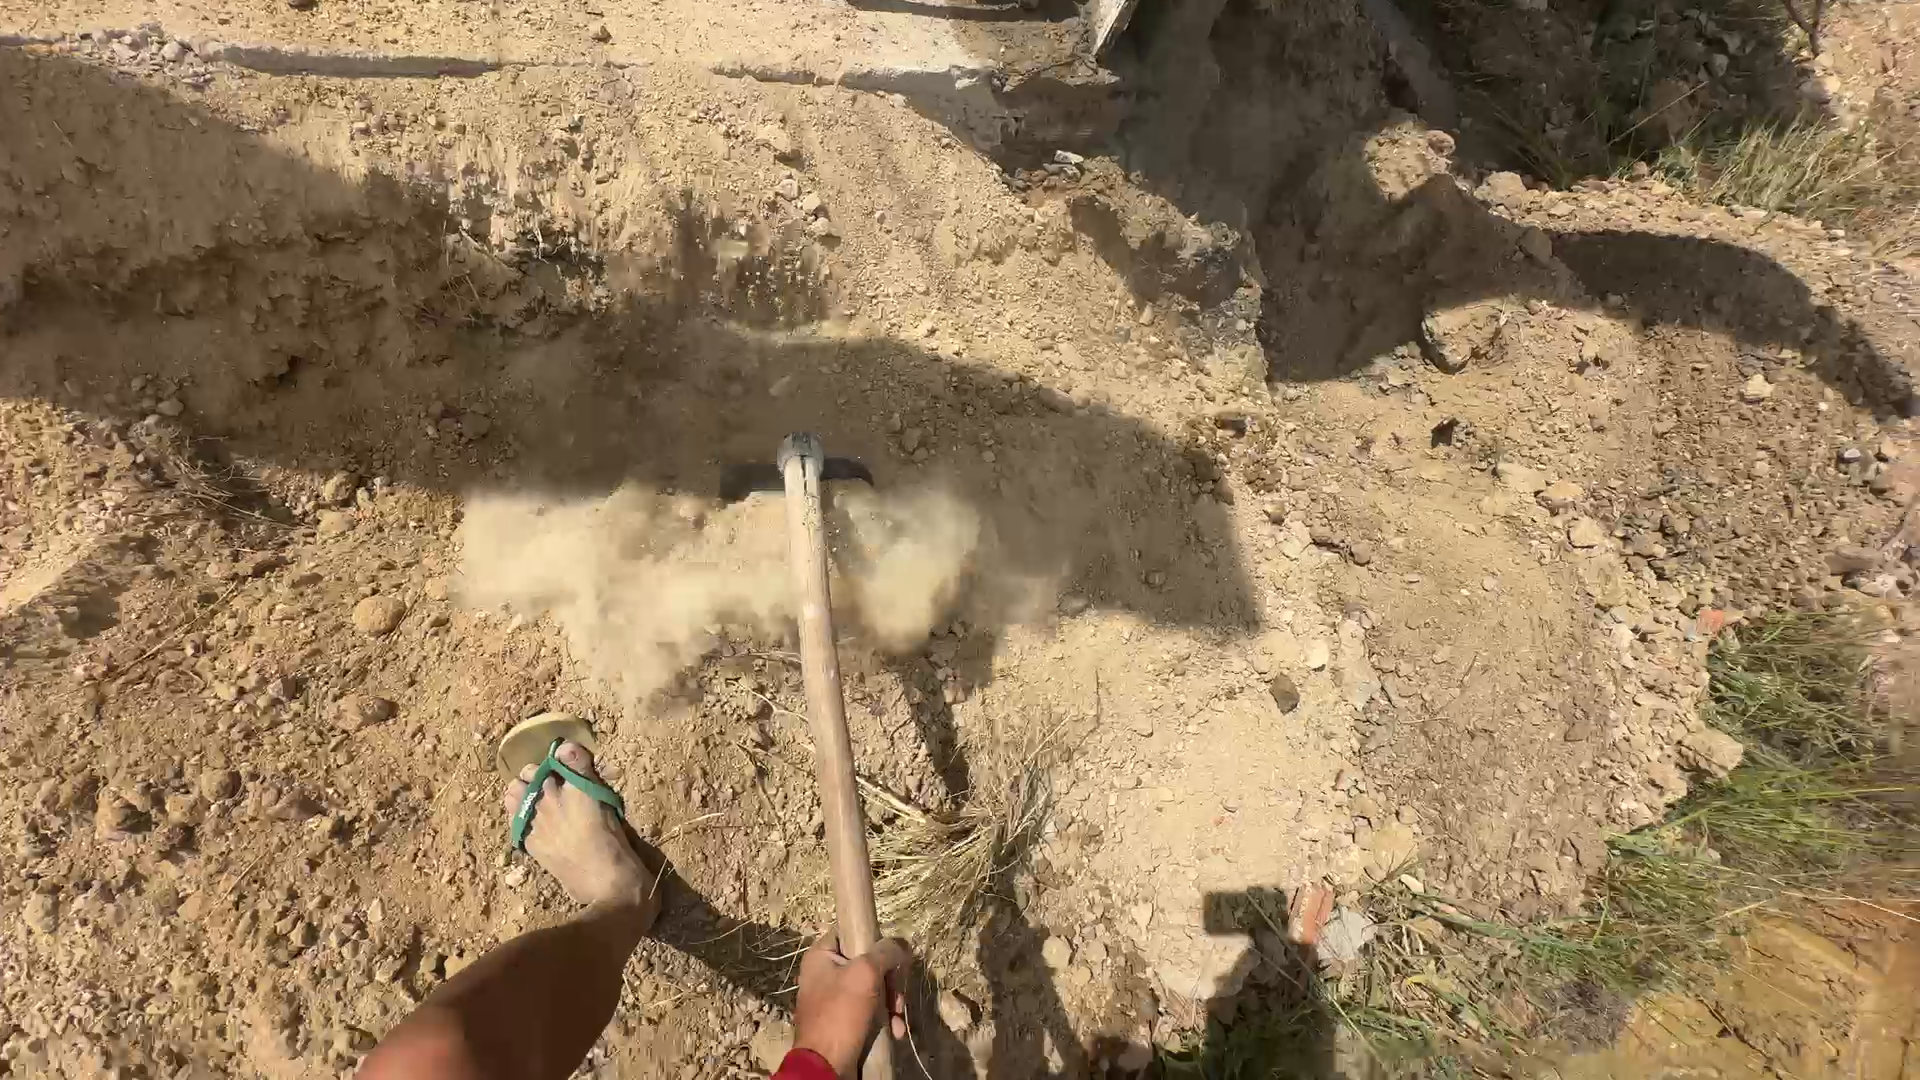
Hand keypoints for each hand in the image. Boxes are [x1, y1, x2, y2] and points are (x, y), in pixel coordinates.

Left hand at [792, 930, 910, 1076]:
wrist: (826, 1069)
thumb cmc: (840, 1013)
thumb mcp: (865, 973)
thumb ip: (886, 951)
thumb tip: (902, 944)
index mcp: (821, 955)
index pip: (852, 930)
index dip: (874, 938)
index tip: (891, 953)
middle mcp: (826, 973)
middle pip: (868, 961)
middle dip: (889, 979)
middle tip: (897, 993)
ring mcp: (835, 998)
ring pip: (873, 986)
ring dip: (891, 1001)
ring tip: (898, 1016)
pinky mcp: (845, 1020)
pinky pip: (870, 1009)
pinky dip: (885, 1018)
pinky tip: (895, 1030)